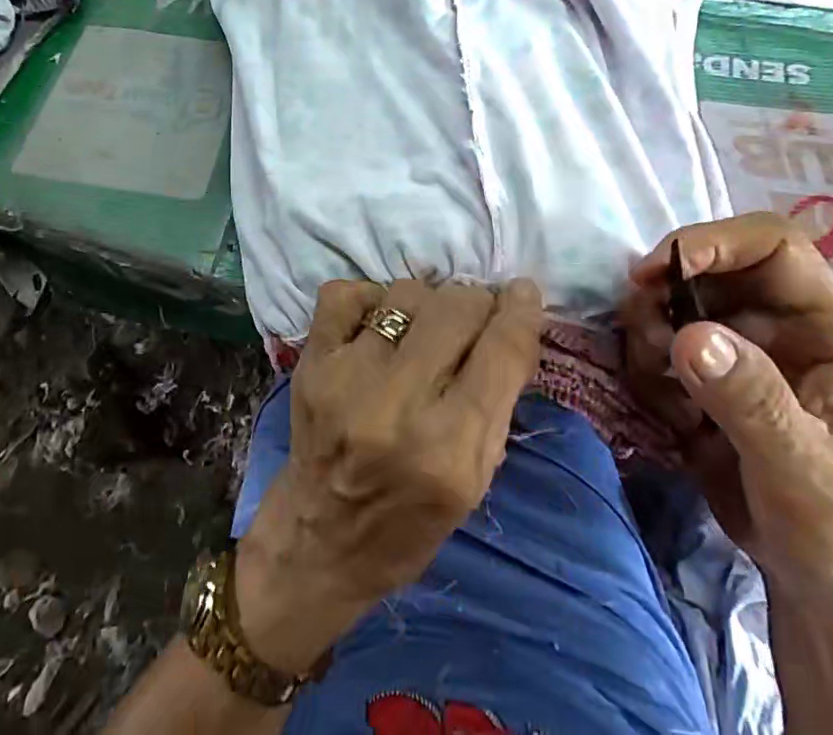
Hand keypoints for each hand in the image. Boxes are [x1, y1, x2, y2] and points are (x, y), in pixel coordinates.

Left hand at [234, 278, 544, 673]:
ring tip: (423, 331)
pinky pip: (345, 294)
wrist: (320, 540)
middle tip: (474, 320)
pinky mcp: (310, 364)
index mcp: (450, 450)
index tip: (523, 295)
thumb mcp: (475, 479)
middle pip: (456, 308)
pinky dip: (369, 300)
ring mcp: (346, 379)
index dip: (521, 313)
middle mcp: (397, 407)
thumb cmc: (409, 522)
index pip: (501, 352)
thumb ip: (498, 402)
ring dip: (426, 304)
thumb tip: (513, 323)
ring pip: (406, 293)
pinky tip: (377, 326)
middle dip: (477, 305)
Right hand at [621, 213, 832, 607]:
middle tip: (643, 343)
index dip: (712, 242)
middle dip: (664, 299)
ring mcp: (745, 361)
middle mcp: (787, 334)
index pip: (773, 248)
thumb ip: (751, 401)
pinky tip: (669, 419)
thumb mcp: (806, 474)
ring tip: (661, 394)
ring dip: (649, 340)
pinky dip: (647, 376)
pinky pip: (659, 355)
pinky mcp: (710, 388)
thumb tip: (687, 334)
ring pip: (674, 312)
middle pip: (708, 275)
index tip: (655, 271)